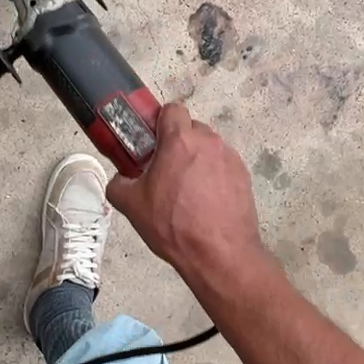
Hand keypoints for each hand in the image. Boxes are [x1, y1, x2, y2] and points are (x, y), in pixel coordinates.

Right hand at [106, 103, 266, 276]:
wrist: (220, 254)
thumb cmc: (174, 225)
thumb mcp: (131, 206)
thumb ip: (119, 184)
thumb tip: (121, 180)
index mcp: (180, 140)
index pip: (172, 109)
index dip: (160, 123)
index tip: (153, 143)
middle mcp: (208, 142)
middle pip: (191, 129)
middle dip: (178, 144)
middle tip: (166, 171)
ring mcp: (230, 158)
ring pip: (208, 148)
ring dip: (197, 160)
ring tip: (187, 192)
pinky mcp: (244, 176)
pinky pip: (224, 166)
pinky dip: (215, 176)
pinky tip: (206, 203)